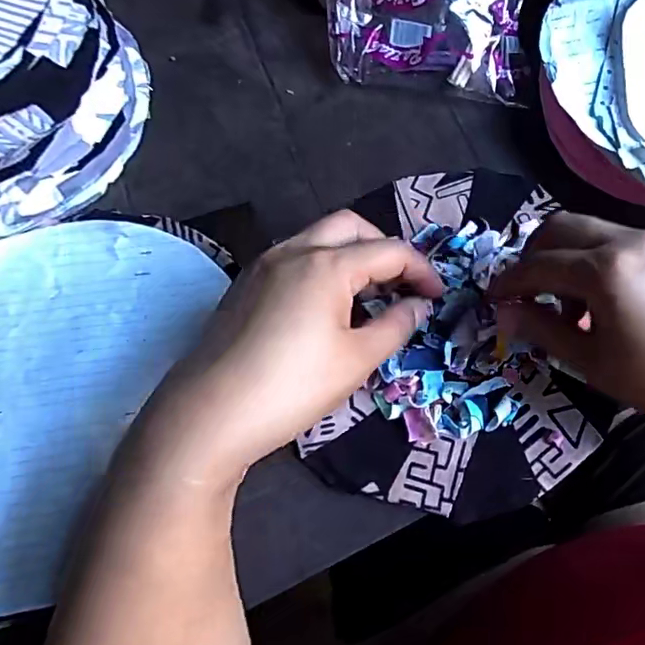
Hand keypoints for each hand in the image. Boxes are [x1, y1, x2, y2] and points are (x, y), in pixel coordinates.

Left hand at [130, 211, 442, 484]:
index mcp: (327, 264)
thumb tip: (418, 305)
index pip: (390, 251)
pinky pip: (297, 257)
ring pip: (320, 238)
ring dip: (353, 255)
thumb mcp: (358, 359)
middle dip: (385, 247)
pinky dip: (325, 267)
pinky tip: (330, 307)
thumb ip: (397, 324)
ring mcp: (264, 266)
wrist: (206, 418)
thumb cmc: (292, 387)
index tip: (438, 296)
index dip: (422, 270)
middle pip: (352, 226)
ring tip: (371, 296)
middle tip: (403, 284)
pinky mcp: (246, 286)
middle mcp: (294, 251)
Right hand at [488, 214, 644, 441]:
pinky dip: (592, 259)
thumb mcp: (592, 362)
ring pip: (588, 230)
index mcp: (605, 268)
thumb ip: (542, 330)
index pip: (538, 264)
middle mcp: (627, 239)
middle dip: (532, 257)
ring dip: (563, 257)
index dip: (509, 282)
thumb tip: (504, 313)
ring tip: (565, 308)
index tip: (491, 299)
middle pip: (559, 228)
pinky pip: (614, 240)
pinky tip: (599, 300)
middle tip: (524, 296)